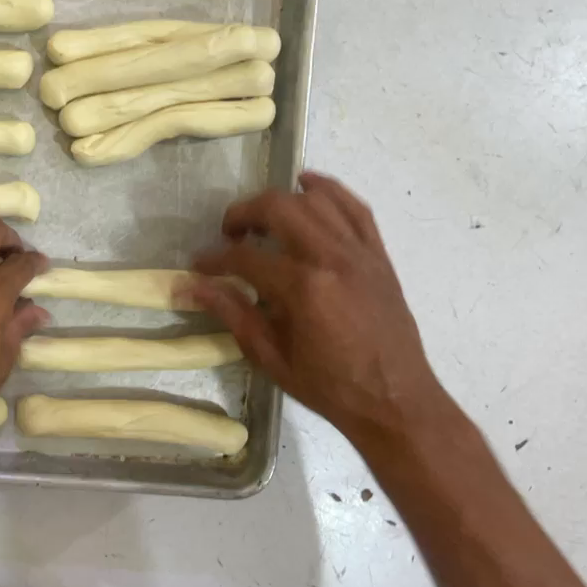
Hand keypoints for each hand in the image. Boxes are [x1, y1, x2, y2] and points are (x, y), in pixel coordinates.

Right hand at [192, 172, 446, 447]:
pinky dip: (329, 190)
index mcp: (303, 288)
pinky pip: (355, 208)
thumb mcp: (270, 356)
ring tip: (264, 219)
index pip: (245, 257)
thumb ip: (231, 313)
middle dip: (244, 213)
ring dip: (282, 200)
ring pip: (316, 199)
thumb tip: (190, 286)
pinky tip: (307, 186)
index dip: (214, 259)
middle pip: (279, 208)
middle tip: (229, 234)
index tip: (198, 266)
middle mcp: (332, 258)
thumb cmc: (329, 386)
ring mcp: (360, 253)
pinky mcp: (378, 255)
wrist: (396, 400)